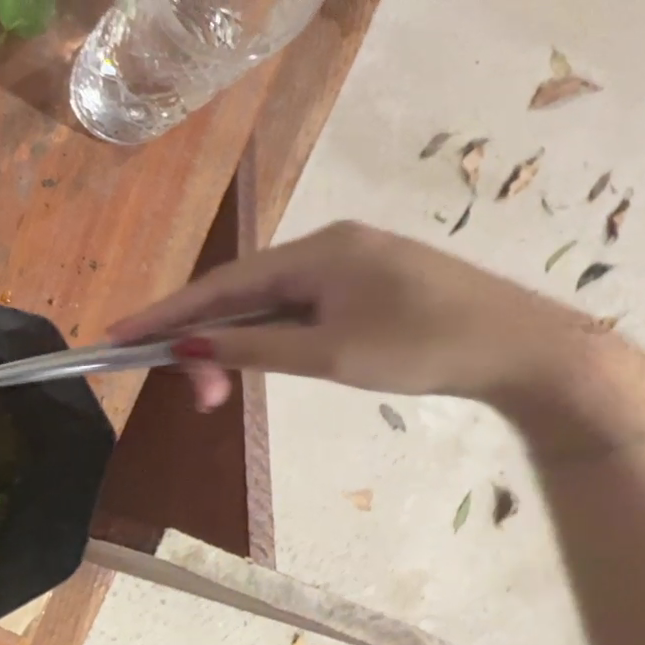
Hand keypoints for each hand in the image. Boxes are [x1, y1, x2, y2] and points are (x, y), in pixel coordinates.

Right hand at [110, 221, 602, 412]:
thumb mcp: (326, 355)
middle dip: (202, 343)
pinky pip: (288, 307)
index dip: (162, 314)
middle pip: (235, 294)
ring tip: (218, 391)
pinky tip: (250, 359)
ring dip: (230, 345)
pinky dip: (259, 337)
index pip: (217, 286)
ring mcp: (345, 263)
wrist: (529, 351)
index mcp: (315, 253)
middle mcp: (324, 247)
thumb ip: (249, 348)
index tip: (115, 337)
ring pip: (260, 303)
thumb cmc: (423, 347)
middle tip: (197, 397)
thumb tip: (184, 349)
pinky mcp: (361, 283)